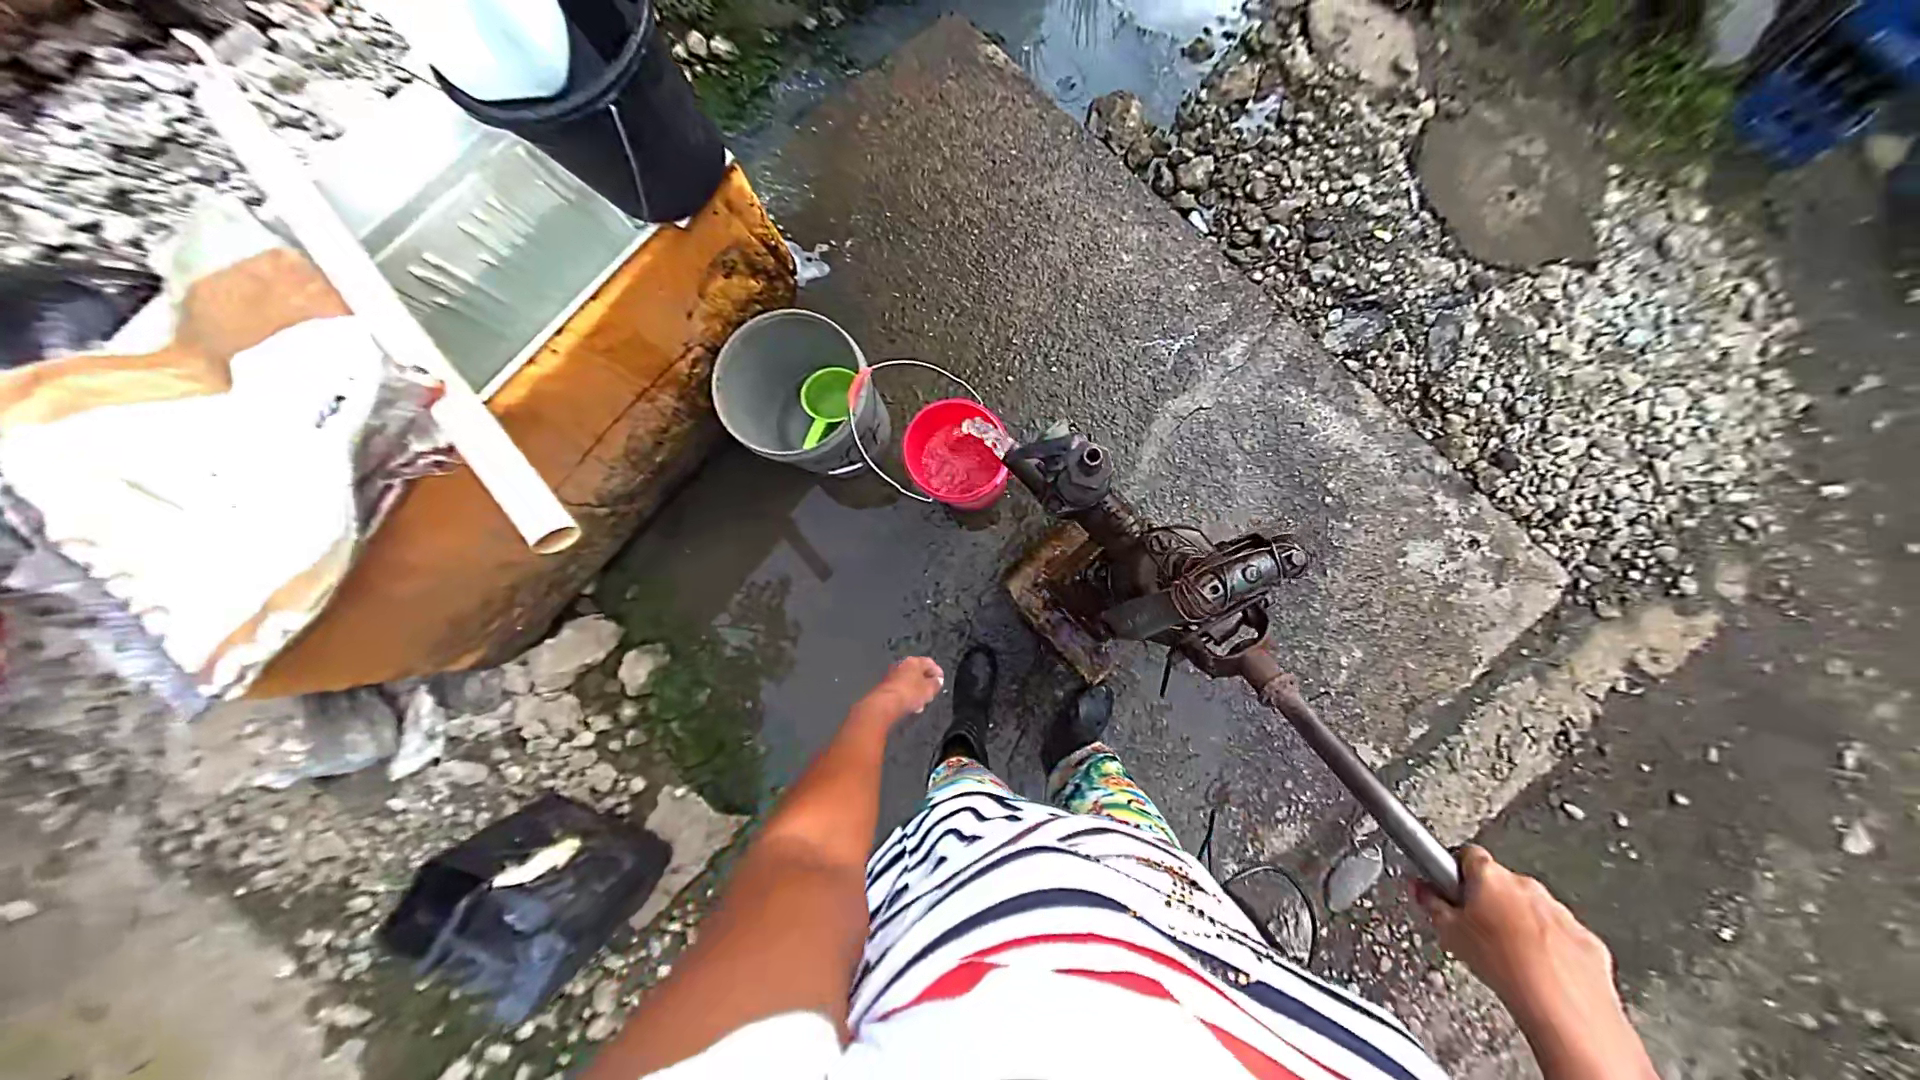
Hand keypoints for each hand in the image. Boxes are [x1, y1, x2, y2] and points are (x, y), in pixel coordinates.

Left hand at [864, 657, 943, 717]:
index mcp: (914, 661)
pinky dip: (907, 694)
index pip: (930, 663)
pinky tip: (909, 704)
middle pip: (918, 671)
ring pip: (909, 680)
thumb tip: (937, 680)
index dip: (937, 672)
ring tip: (921, 702)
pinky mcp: (885, 685)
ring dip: (916, 690)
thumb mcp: (929, 689)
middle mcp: (902, 664)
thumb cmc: (910, 693)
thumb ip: (936, 683)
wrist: (885, 704)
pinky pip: (901, 688)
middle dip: (926, 682)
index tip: (941, 682)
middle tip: (931, 692)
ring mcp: (892, 674)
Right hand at [1417, 846, 1655, 1079]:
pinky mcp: (1586, 939)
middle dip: (1489, 900)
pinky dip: (1551, 946)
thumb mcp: (1448, 932)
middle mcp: (1526, 886)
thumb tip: (1421, 889)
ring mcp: (1560, 912)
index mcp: (1490, 875)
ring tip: (1509, 955)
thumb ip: (1430, 902)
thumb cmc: (1504, 965)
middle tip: (1476, 928)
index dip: (1455, 871)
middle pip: (1500, 883)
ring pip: (1531, 909)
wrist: (1563, 1007)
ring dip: (1520, 923)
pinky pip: (1562, 934)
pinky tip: (1539, 969)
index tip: (1449, 889)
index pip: (1466, 855)